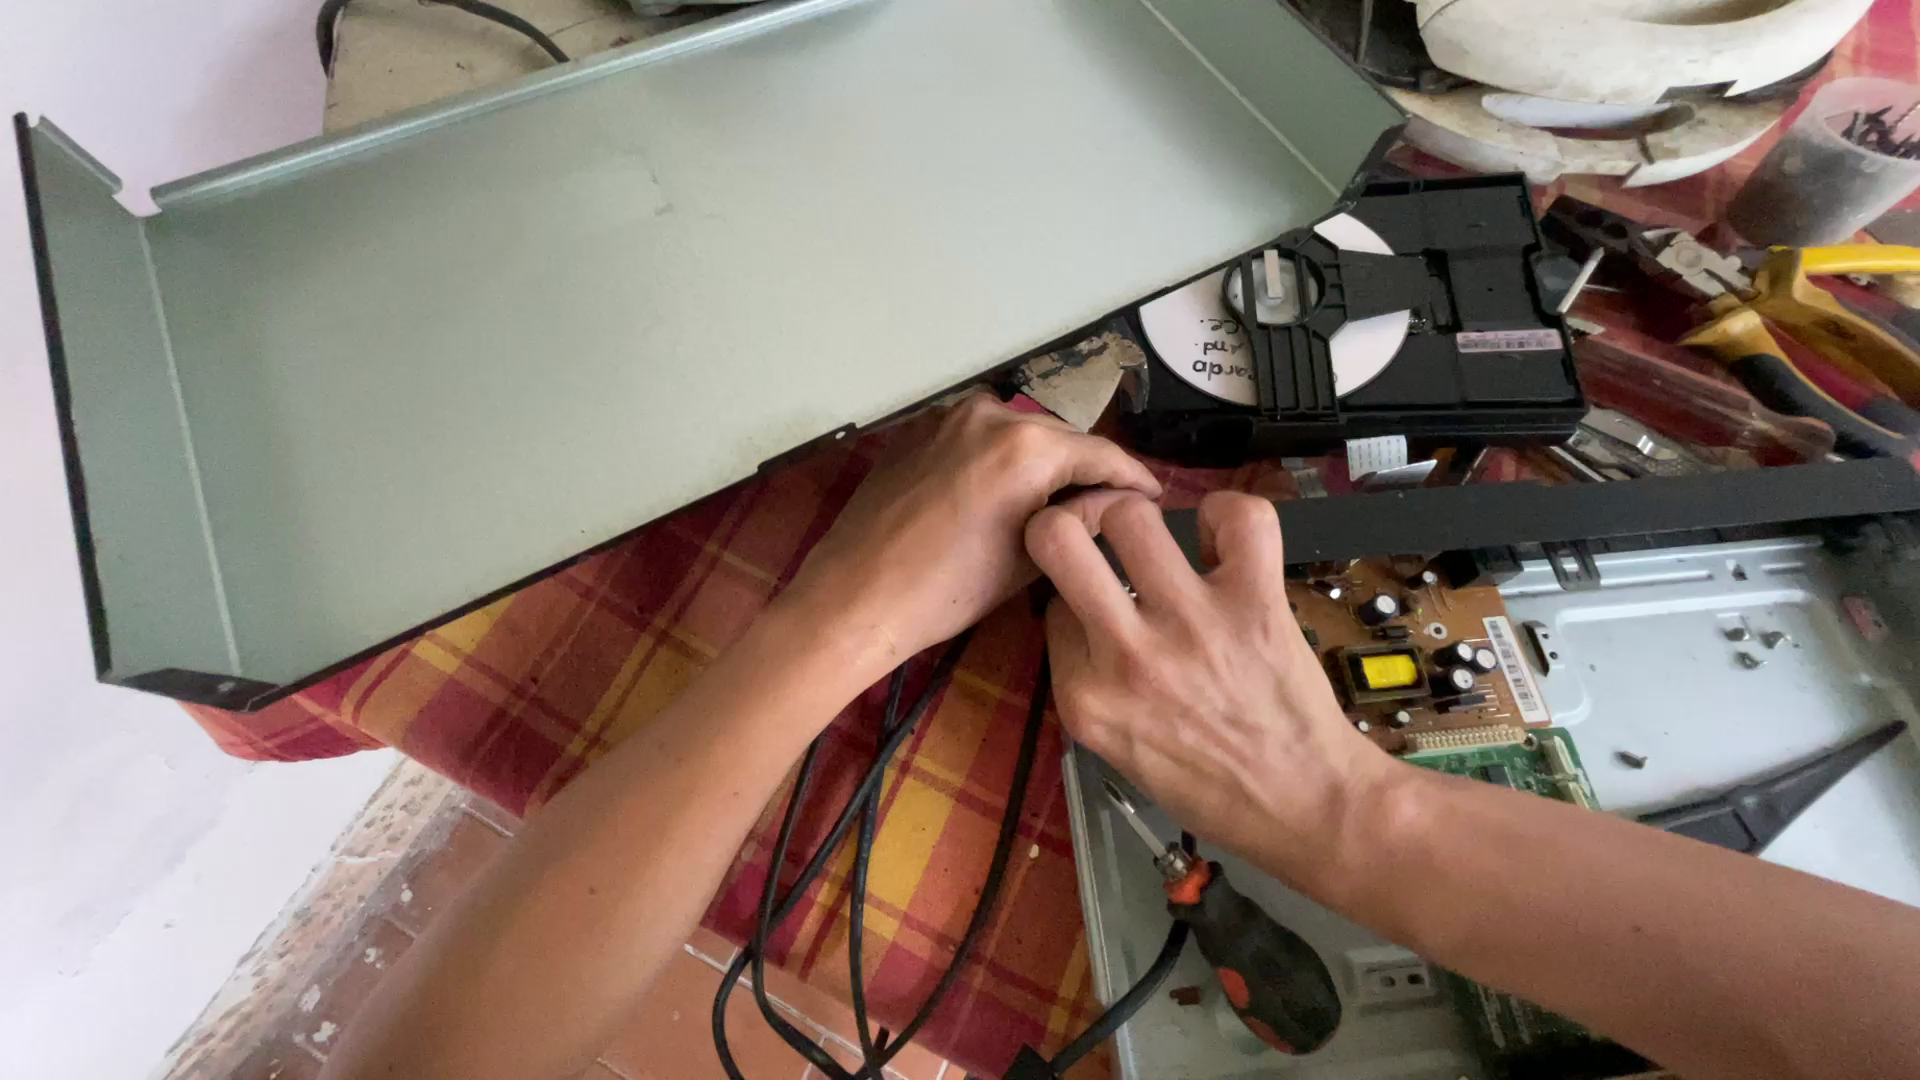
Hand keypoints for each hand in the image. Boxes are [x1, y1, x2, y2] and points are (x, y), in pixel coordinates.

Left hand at [782, 392, 1161, 675]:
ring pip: (1018, 433)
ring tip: (1055, 500)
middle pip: (1059, 437)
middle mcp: (990, 413)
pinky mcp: (919, 429)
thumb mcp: (1027, 558)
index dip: (1133, 477)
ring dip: (1040, 461)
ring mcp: (948, 416)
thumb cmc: (946, 590)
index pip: (1100, 453)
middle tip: (1106, 505)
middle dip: (1084, 468)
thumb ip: (1081, 518)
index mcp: (1026, 446)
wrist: (856, 596)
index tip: (1156, 496)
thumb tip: (1117, 501)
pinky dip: (998, 457)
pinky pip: (977, 436)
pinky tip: (1001, 491)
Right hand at [1026, 491, 1394, 886]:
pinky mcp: (1254, 604)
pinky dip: (1226, 513)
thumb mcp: (1113, 749)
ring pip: (1131, 515)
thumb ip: (1085, 680)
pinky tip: (1219, 536)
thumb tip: (1080, 614)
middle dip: (1064, 524)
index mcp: (1086, 698)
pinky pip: (1238, 519)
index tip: (1096, 611)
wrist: (1305, 807)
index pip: (1049, 607)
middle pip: (1056, 539)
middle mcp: (1127, 654)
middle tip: (1092, 533)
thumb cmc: (1207, 788)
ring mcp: (1191, 623)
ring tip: (1155, 539)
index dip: (1070, 600)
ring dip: (1135, 516)